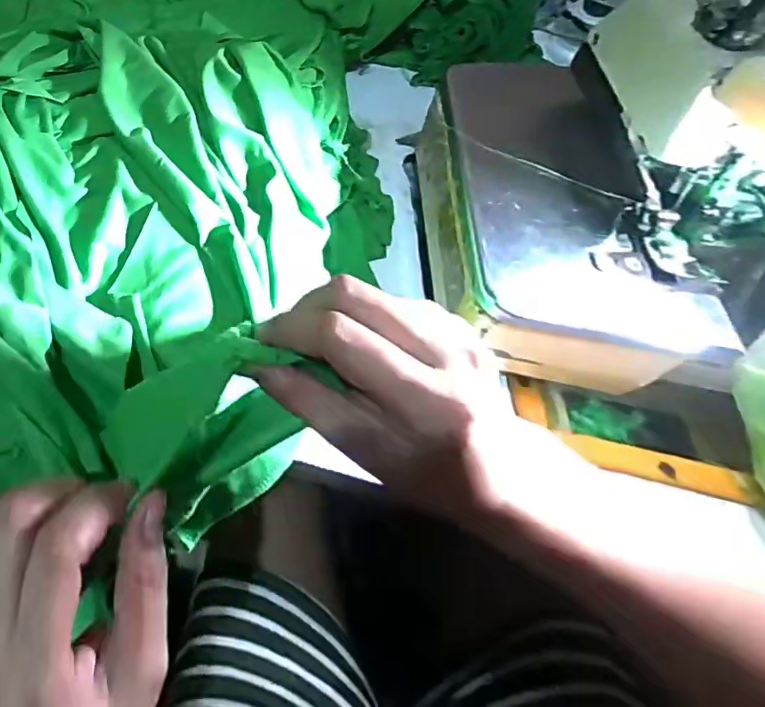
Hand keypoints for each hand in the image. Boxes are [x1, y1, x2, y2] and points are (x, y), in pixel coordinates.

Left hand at [0, 482, 167, 706]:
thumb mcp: (142, 667)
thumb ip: (146, 583)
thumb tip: (150, 502)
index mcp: (36, 664)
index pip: (53, 552)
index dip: (92, 506)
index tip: (130, 494)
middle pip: (12, 522)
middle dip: (64, 491)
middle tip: (105, 498)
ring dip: (43, 498)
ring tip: (84, 509)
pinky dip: (24, 520)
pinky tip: (55, 531)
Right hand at [256, 275, 602, 541]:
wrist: (507, 470)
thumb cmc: (429, 475)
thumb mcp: (364, 453)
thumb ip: (308, 403)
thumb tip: (256, 365)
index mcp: (424, 397)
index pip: (340, 334)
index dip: (290, 329)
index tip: (261, 341)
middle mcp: (443, 349)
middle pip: (350, 294)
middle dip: (302, 308)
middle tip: (284, 334)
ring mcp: (452, 326)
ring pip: (365, 289)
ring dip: (326, 307)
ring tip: (316, 338)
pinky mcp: (452, 316)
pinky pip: (385, 296)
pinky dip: (355, 311)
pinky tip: (357, 339)